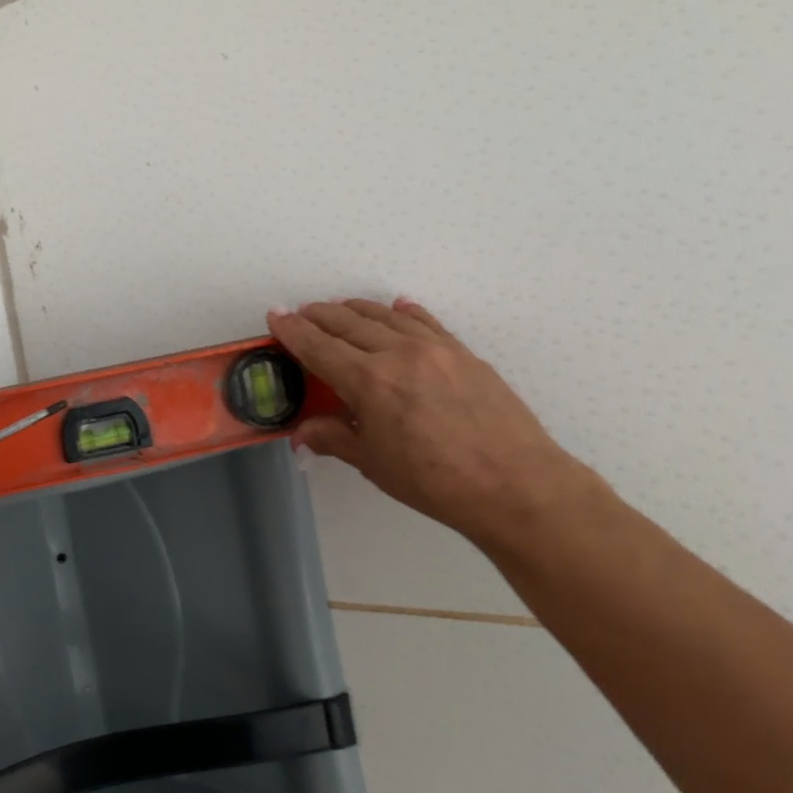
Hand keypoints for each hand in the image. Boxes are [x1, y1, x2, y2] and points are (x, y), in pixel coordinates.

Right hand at [266, 298, 597, 544]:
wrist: (517, 485)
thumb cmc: (437, 482)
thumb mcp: (374, 463)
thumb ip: (335, 438)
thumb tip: (304, 432)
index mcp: (369, 381)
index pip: (319, 347)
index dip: (292, 330)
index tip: (275, 315)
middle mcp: (398, 354)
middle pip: (348, 323)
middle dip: (318, 315)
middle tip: (300, 314)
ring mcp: (435, 350)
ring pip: (385, 316)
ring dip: (355, 309)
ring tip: (338, 308)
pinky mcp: (464, 355)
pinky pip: (426, 322)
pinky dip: (405, 312)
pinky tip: (398, 307)